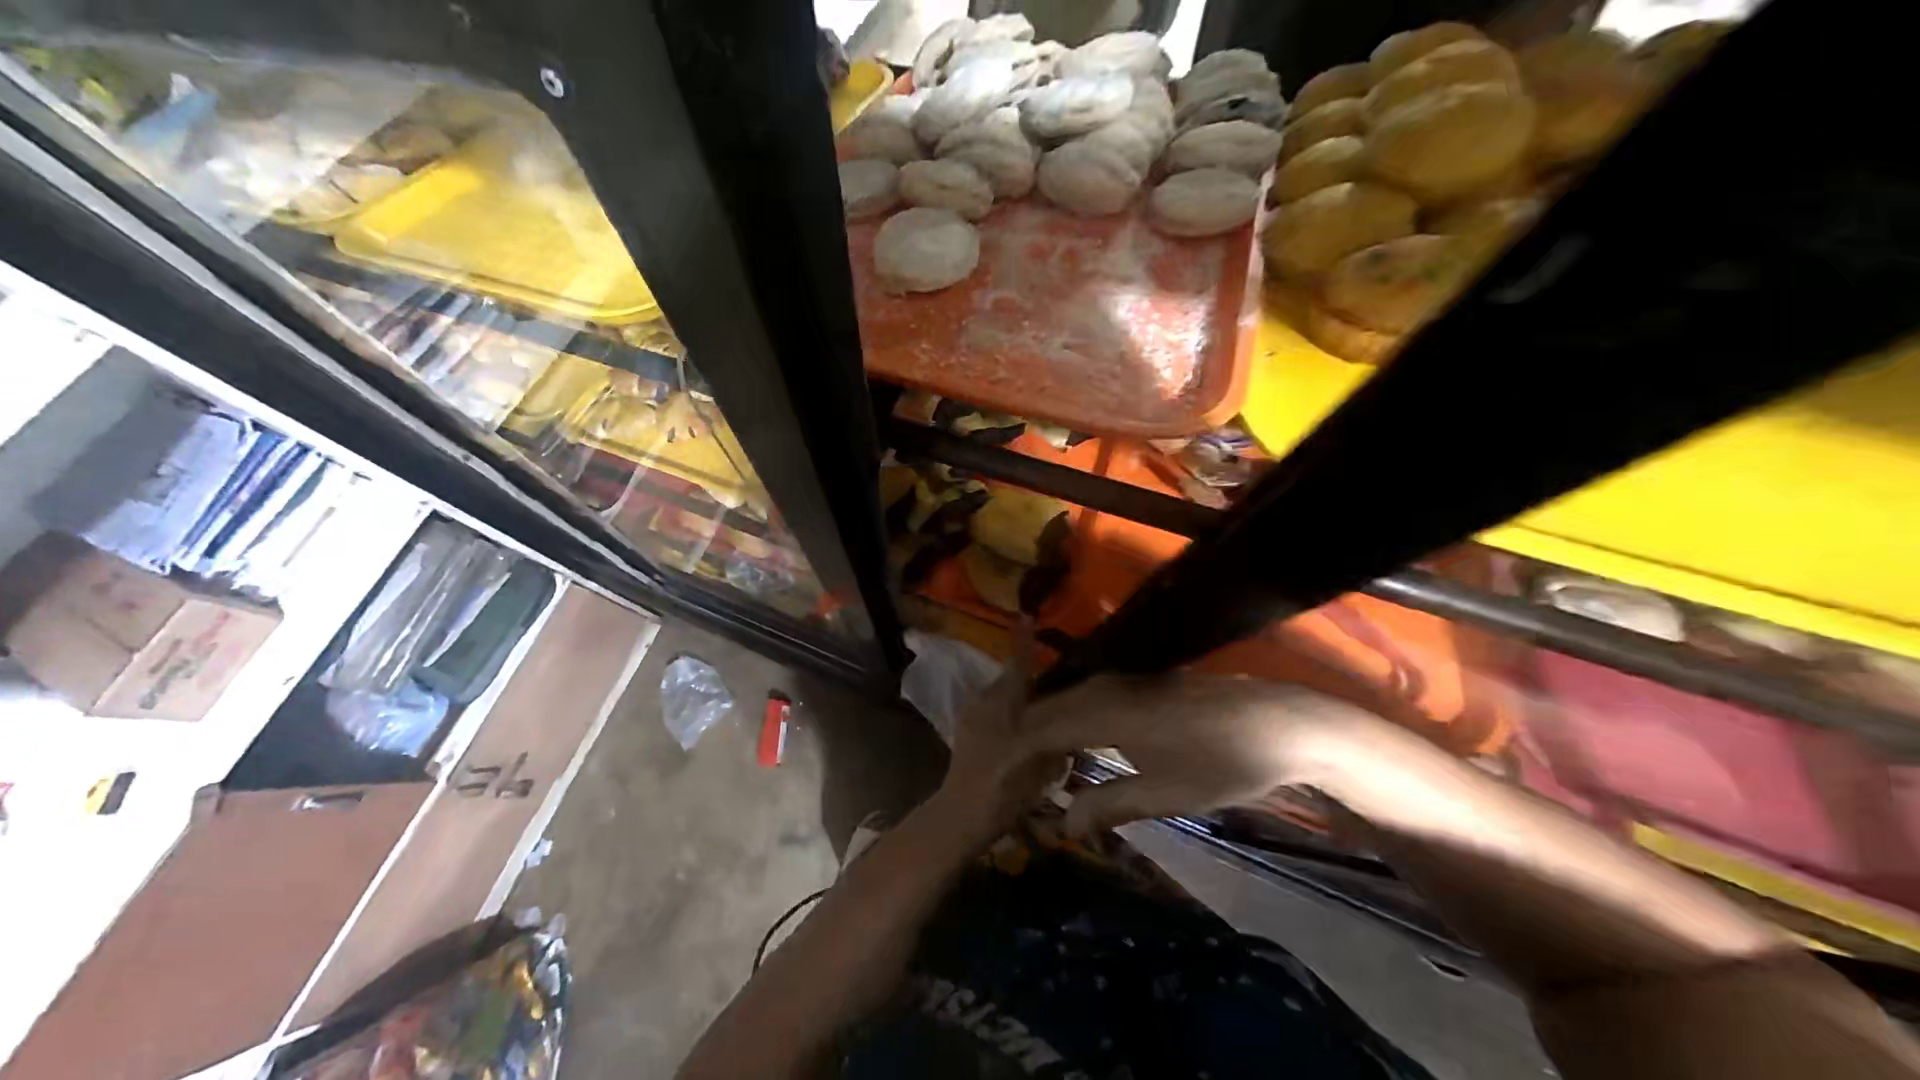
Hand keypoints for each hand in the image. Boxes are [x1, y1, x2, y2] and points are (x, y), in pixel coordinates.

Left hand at [922, 626, 1067, 843]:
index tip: (1028, 615)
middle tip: (1057, 676)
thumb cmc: (1007, 787)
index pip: (1018, 662)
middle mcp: (984, 699)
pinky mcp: (967, 729)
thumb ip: (1058, 735)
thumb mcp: (1044, 763)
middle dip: (1031, 672)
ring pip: (1002, 694)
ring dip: (1020, 693)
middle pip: (1012, 677)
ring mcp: (972, 714)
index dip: (1025, 639)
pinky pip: (993, 708)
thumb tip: (1072, 715)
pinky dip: (1009, 709)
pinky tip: (1025, 725)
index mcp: (1003, 701)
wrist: (962, 814)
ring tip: (1044, 700)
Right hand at [1017, 673, 1379, 834]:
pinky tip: (1075, 740)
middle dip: (1023, 738)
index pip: (1038, 727)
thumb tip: (1062, 824)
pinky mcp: (1142, 681)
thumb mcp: (1165, 794)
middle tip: (1004, 772)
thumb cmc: (1223, 763)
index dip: (1011, 752)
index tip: (991, 778)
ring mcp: (1126, 680)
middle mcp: (1106, 687)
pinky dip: (1071, 717)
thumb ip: (1108, 805)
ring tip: (1031, 760)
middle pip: (1049, 707)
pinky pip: (1090, 696)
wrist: (1284, 724)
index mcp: (1103, 712)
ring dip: (1047, 726)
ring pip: (1069, 699)